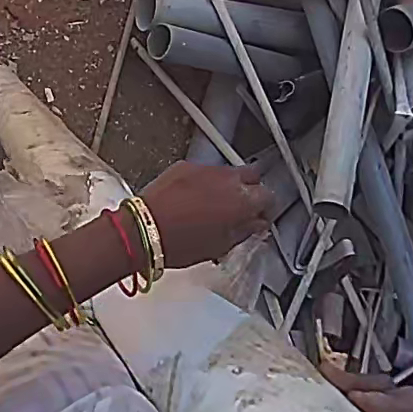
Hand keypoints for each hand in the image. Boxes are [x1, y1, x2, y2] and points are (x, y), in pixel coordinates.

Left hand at [137, 161, 273, 267]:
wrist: (143, 230)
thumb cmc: (179, 242)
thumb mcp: (220, 245)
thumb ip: (244, 231)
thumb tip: (255, 225)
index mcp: (242, 200)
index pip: (269, 196)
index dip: (267, 209)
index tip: (260, 218)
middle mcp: (227, 178)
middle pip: (253, 176)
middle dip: (252, 190)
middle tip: (243, 208)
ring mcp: (206, 169)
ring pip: (228, 171)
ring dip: (228, 185)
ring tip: (215, 205)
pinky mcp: (186, 165)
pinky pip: (204, 171)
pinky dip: (204, 182)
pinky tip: (194, 199)